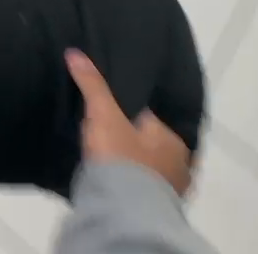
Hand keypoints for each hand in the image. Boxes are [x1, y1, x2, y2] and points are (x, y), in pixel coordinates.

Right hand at [67, 48, 192, 194]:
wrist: (127, 205)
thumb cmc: (121, 154)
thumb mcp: (103, 114)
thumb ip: (92, 85)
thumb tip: (76, 52)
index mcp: (173, 138)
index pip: (148, 116)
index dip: (125, 110)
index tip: (105, 108)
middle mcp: (181, 161)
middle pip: (150, 141)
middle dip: (133, 137)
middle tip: (104, 130)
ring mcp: (172, 186)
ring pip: (149, 164)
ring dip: (133, 159)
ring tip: (106, 152)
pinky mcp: (158, 203)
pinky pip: (143, 182)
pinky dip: (130, 177)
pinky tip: (114, 173)